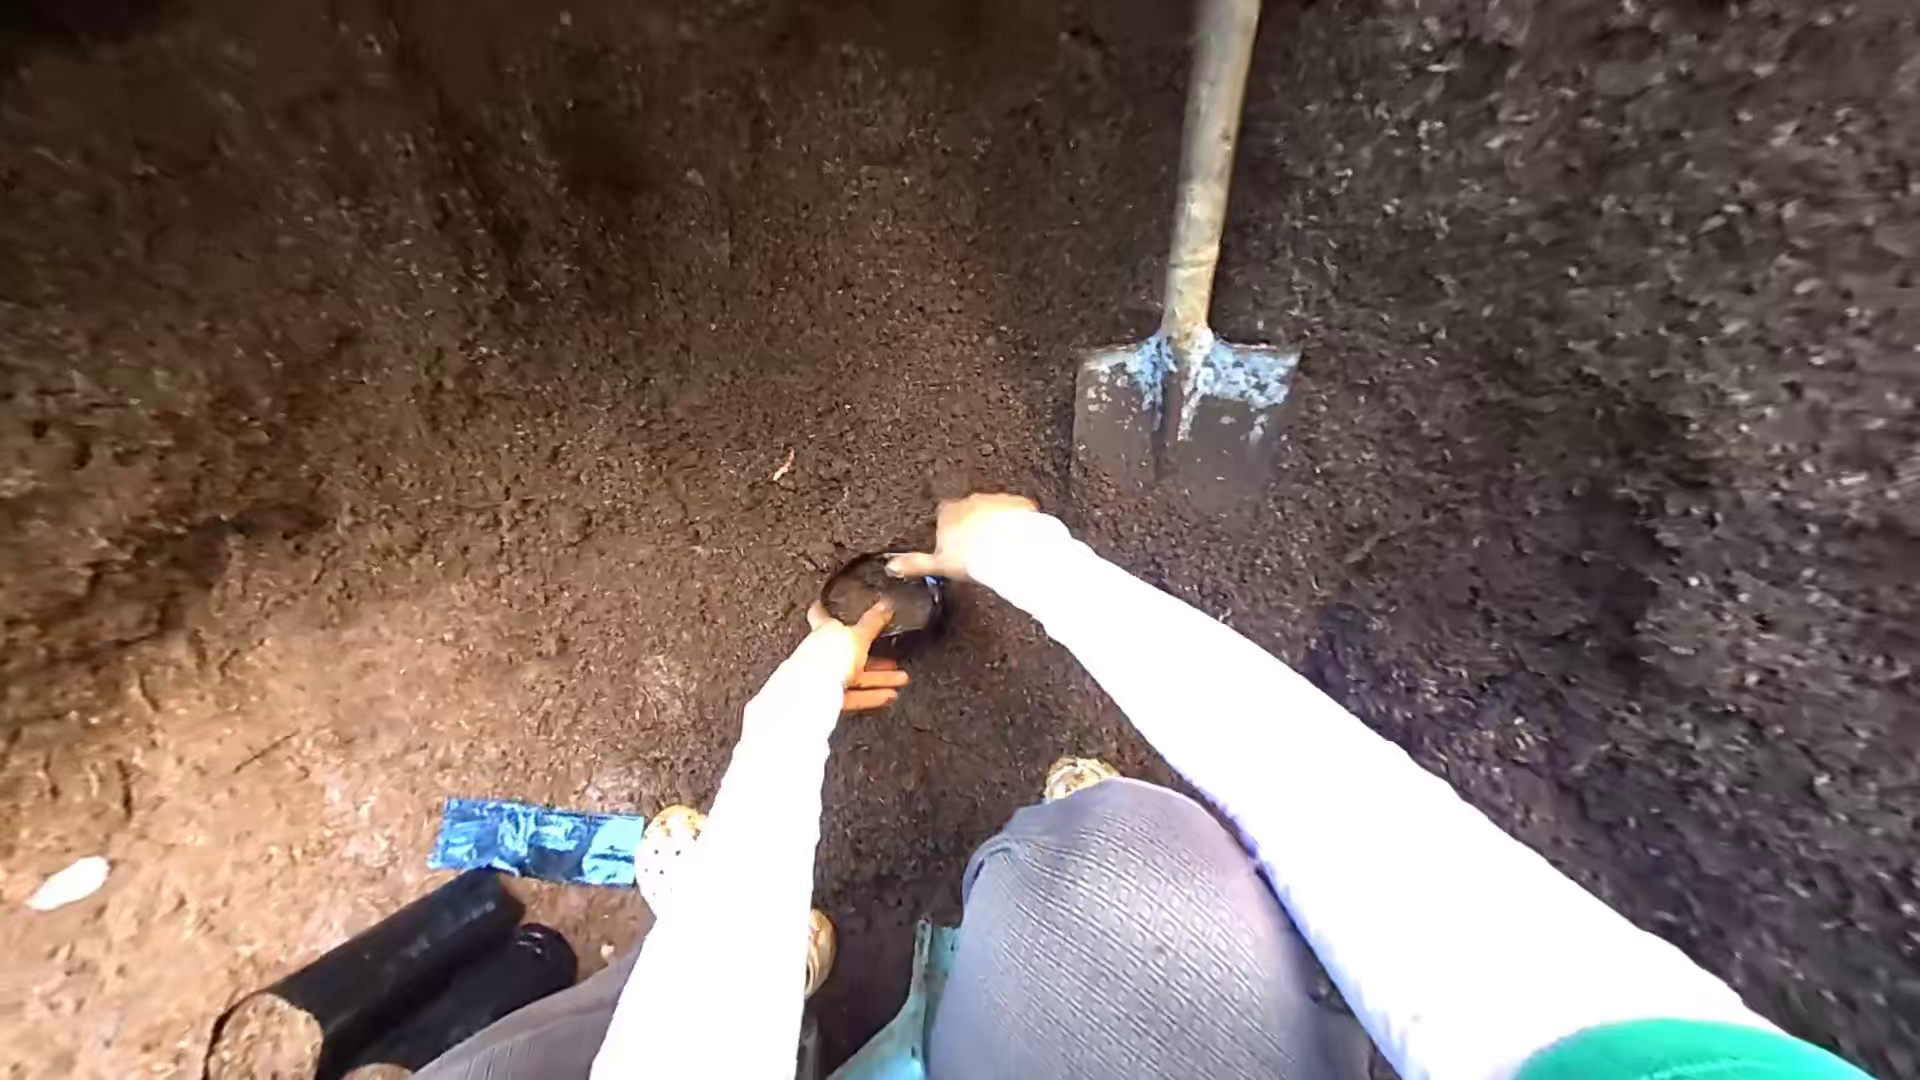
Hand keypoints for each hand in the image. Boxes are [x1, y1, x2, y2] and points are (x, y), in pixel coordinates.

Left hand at [804, 599, 909, 710]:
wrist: (811, 694)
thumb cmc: (825, 660)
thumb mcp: (857, 636)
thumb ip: (872, 622)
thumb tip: (884, 605)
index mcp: (824, 631)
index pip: (821, 614)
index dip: (824, 608)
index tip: (826, 603)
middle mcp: (821, 652)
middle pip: (850, 651)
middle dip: (873, 654)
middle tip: (891, 656)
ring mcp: (825, 675)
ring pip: (855, 675)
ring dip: (879, 677)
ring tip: (900, 678)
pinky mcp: (829, 697)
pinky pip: (854, 694)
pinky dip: (872, 695)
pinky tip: (887, 695)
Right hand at [886, 493, 1038, 581]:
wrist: (1005, 550)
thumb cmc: (970, 557)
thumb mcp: (939, 565)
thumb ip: (915, 564)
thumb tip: (892, 566)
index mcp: (948, 512)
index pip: (943, 513)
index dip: (949, 527)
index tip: (954, 540)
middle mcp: (970, 500)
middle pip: (969, 510)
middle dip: (973, 523)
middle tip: (979, 544)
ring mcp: (995, 500)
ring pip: (994, 508)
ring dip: (995, 521)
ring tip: (1000, 543)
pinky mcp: (1017, 503)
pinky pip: (1016, 509)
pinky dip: (1016, 520)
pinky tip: (1019, 536)